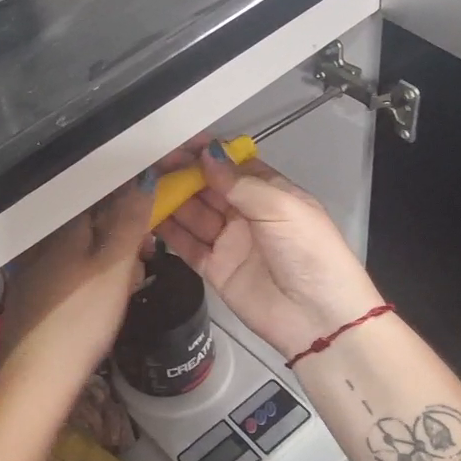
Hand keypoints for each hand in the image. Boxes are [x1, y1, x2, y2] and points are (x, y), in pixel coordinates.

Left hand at [0, 176, 154, 382]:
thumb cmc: (80, 320)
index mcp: (62, 231)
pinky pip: (67, 279)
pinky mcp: (31, 304)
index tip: (150, 220)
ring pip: (78, 255)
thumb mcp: (113, 269)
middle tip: (145, 257)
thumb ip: (127, 224)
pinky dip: (89, 284)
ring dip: (107, 263)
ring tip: (129, 284)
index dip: (126, 203)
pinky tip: (101, 306)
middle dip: (119, 236)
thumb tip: (142, 180)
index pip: (96, 198)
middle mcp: (41, 246)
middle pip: (87, 227)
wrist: (34, 381)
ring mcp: (32, 276)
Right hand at [154, 139, 381, 357]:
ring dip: (171, 199)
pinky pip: (186, 245)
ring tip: (142, 184)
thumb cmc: (309, 252)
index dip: (208, 154)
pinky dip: (167, 231)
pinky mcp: (214, 268)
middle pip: (209, 188)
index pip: (233, 167)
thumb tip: (207, 154)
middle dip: (183, 173)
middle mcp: (247, 214)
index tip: (178, 142)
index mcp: (270, 194)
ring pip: (193, 213)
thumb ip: (239, 182)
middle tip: (152, 161)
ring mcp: (229, 241)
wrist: (317, 318)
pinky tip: (146, 215)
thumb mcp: (281, 208)